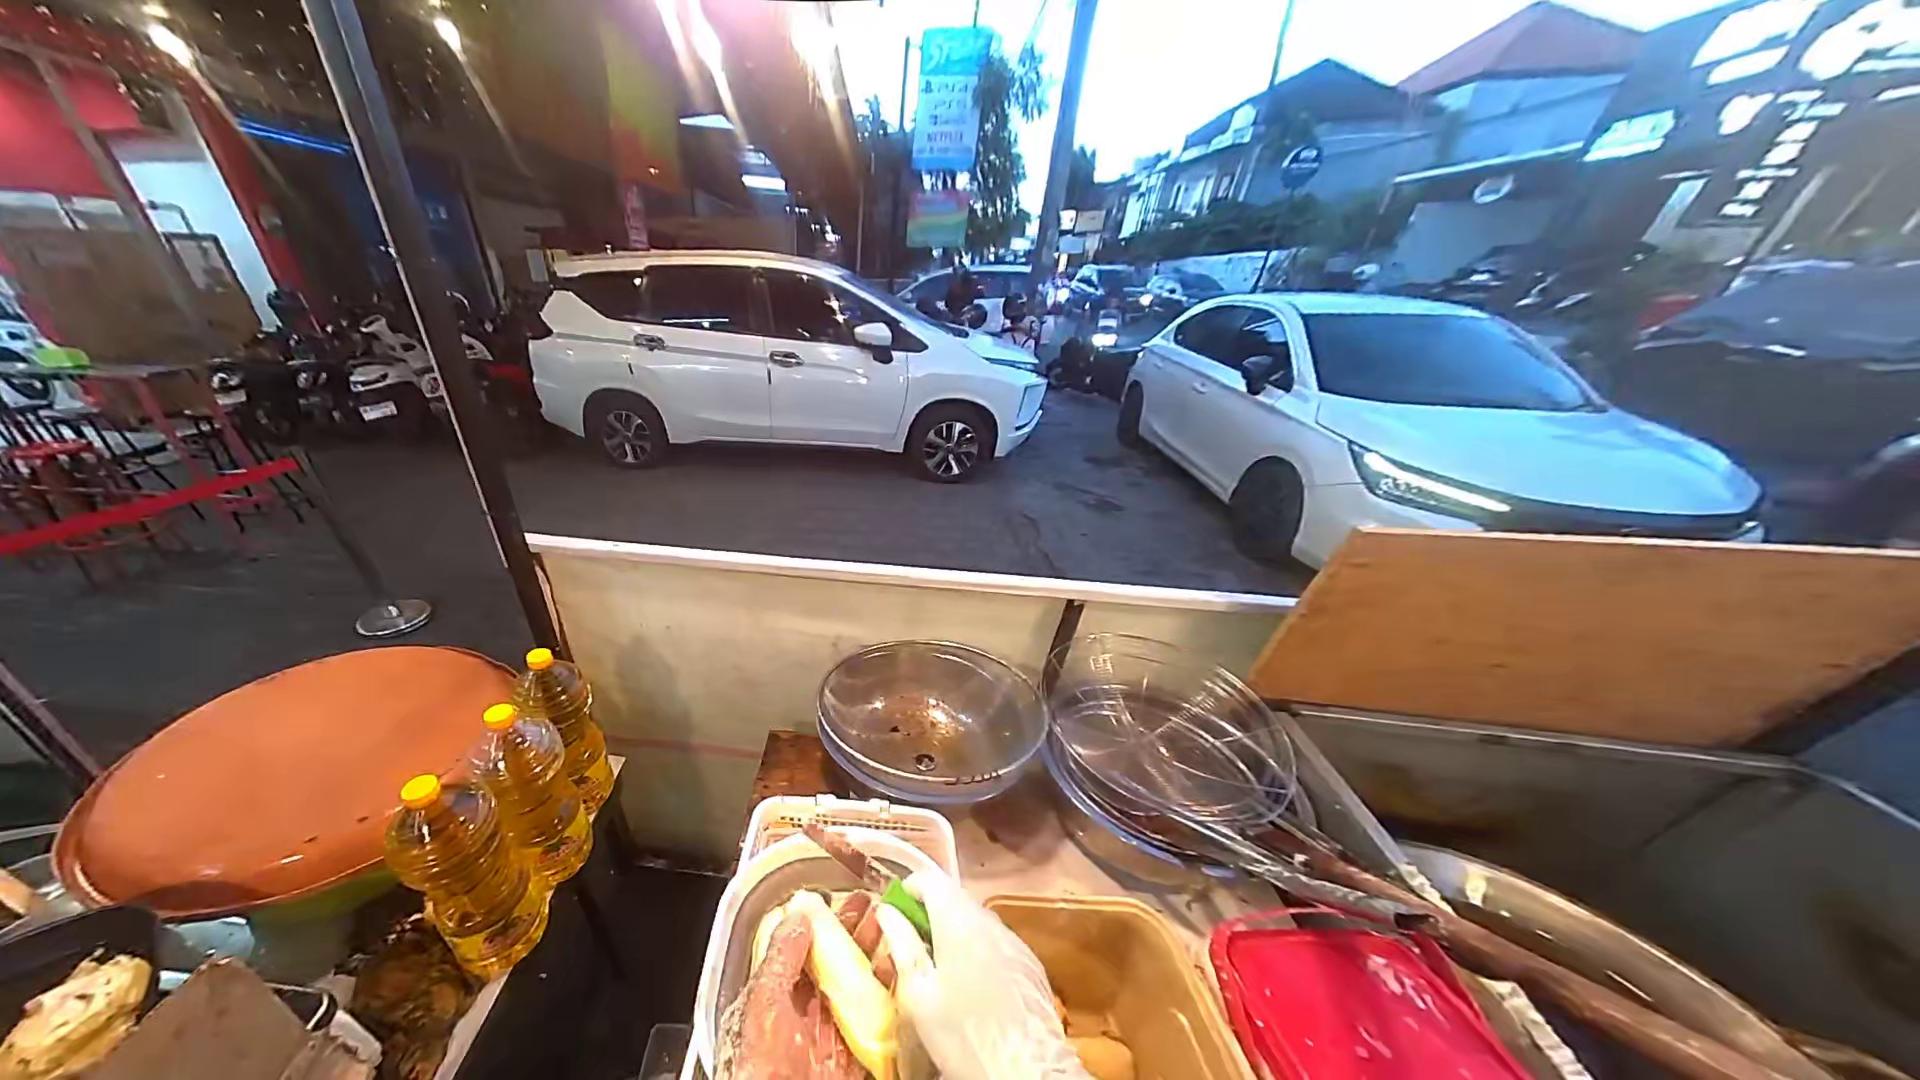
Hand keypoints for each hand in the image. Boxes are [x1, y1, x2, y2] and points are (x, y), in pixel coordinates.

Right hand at [873, 870, 1091, 1079]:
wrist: (1027, 1070)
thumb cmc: (963, 1034)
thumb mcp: (920, 996)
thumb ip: (902, 945)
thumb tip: (886, 911)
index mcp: (959, 920)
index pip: (931, 878)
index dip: (909, 887)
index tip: (895, 910)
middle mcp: (989, 918)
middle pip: (954, 896)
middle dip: (930, 910)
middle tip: (911, 943)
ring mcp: (1012, 937)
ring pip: (975, 918)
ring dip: (954, 929)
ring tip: (939, 967)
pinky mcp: (1028, 959)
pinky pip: (994, 939)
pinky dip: (977, 946)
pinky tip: (971, 982)